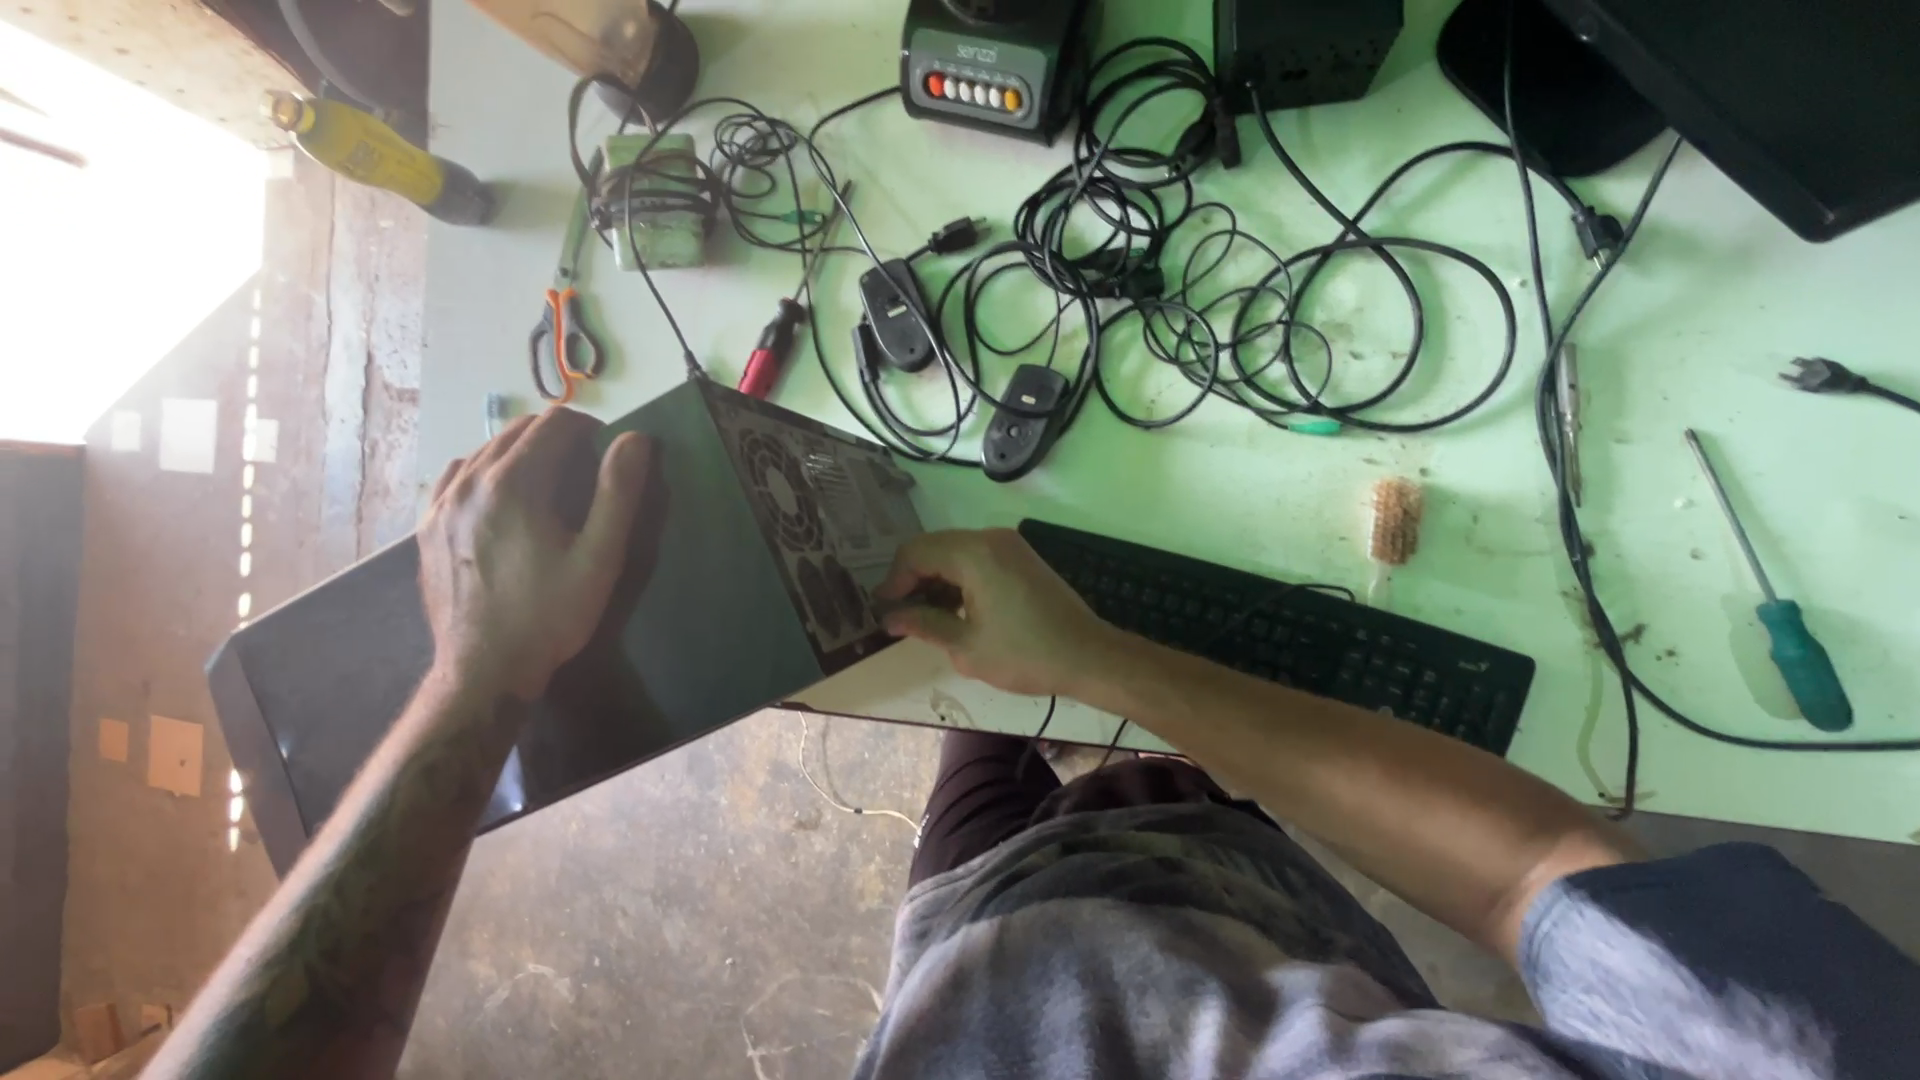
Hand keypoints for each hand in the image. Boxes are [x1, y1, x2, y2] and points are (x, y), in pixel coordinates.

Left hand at [419, 409, 655, 700]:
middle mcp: (468, 481)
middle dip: (560, 439)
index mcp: (512, 483)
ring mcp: (440, 503)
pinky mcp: (427, 527)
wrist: (484, 671)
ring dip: (524, 453)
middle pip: (518, 430)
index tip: (611, 458)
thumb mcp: (600, 559)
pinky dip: (487, 472)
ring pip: (486, 450)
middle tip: (588, 473)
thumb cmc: (550, 615)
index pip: (556, 423)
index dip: (592, 431)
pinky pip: (458, 476)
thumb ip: (618, 494)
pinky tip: (505, 501)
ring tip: (551, 486)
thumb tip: (635, 440)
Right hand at [875, 528, 1120, 697]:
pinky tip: (953, 609)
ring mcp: (1009, 544)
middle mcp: (990, 538)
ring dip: (935, 579)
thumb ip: (924, 623)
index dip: (894, 581)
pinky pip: (976, 557)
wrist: (1088, 656)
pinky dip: (958, 577)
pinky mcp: (1020, 556)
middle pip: (933, 547)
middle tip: (900, 616)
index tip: (883, 611)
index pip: (915, 553)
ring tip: (925, 617)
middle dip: (912, 579)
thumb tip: (889, 617)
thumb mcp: (966, 646)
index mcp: (974, 554)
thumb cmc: (1025, 655)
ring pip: (954, 551)